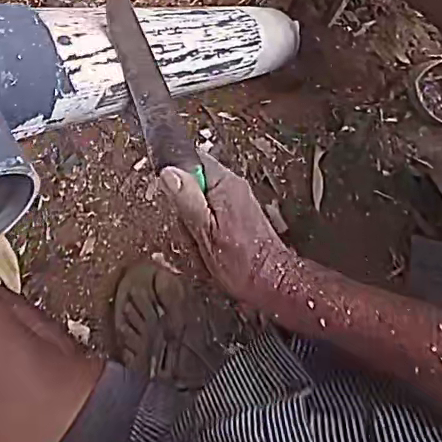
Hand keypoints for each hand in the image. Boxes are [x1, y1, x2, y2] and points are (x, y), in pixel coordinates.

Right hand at [160, 151, 303, 309]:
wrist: (273, 284)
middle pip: (195, 178)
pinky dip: (207, 224)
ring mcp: (238, 198)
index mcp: (224, 183)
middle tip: (190, 227)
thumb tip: (168, 172)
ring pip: (203, 196)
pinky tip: (211, 243)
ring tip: (201, 239)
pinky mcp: (240, 212)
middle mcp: (233, 184)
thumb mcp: (205, 231)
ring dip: (195, 216)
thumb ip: (187, 198)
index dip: (177, 173)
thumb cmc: (242, 263)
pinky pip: (213, 209)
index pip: (192, 157)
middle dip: (186, 201)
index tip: (172, 194)